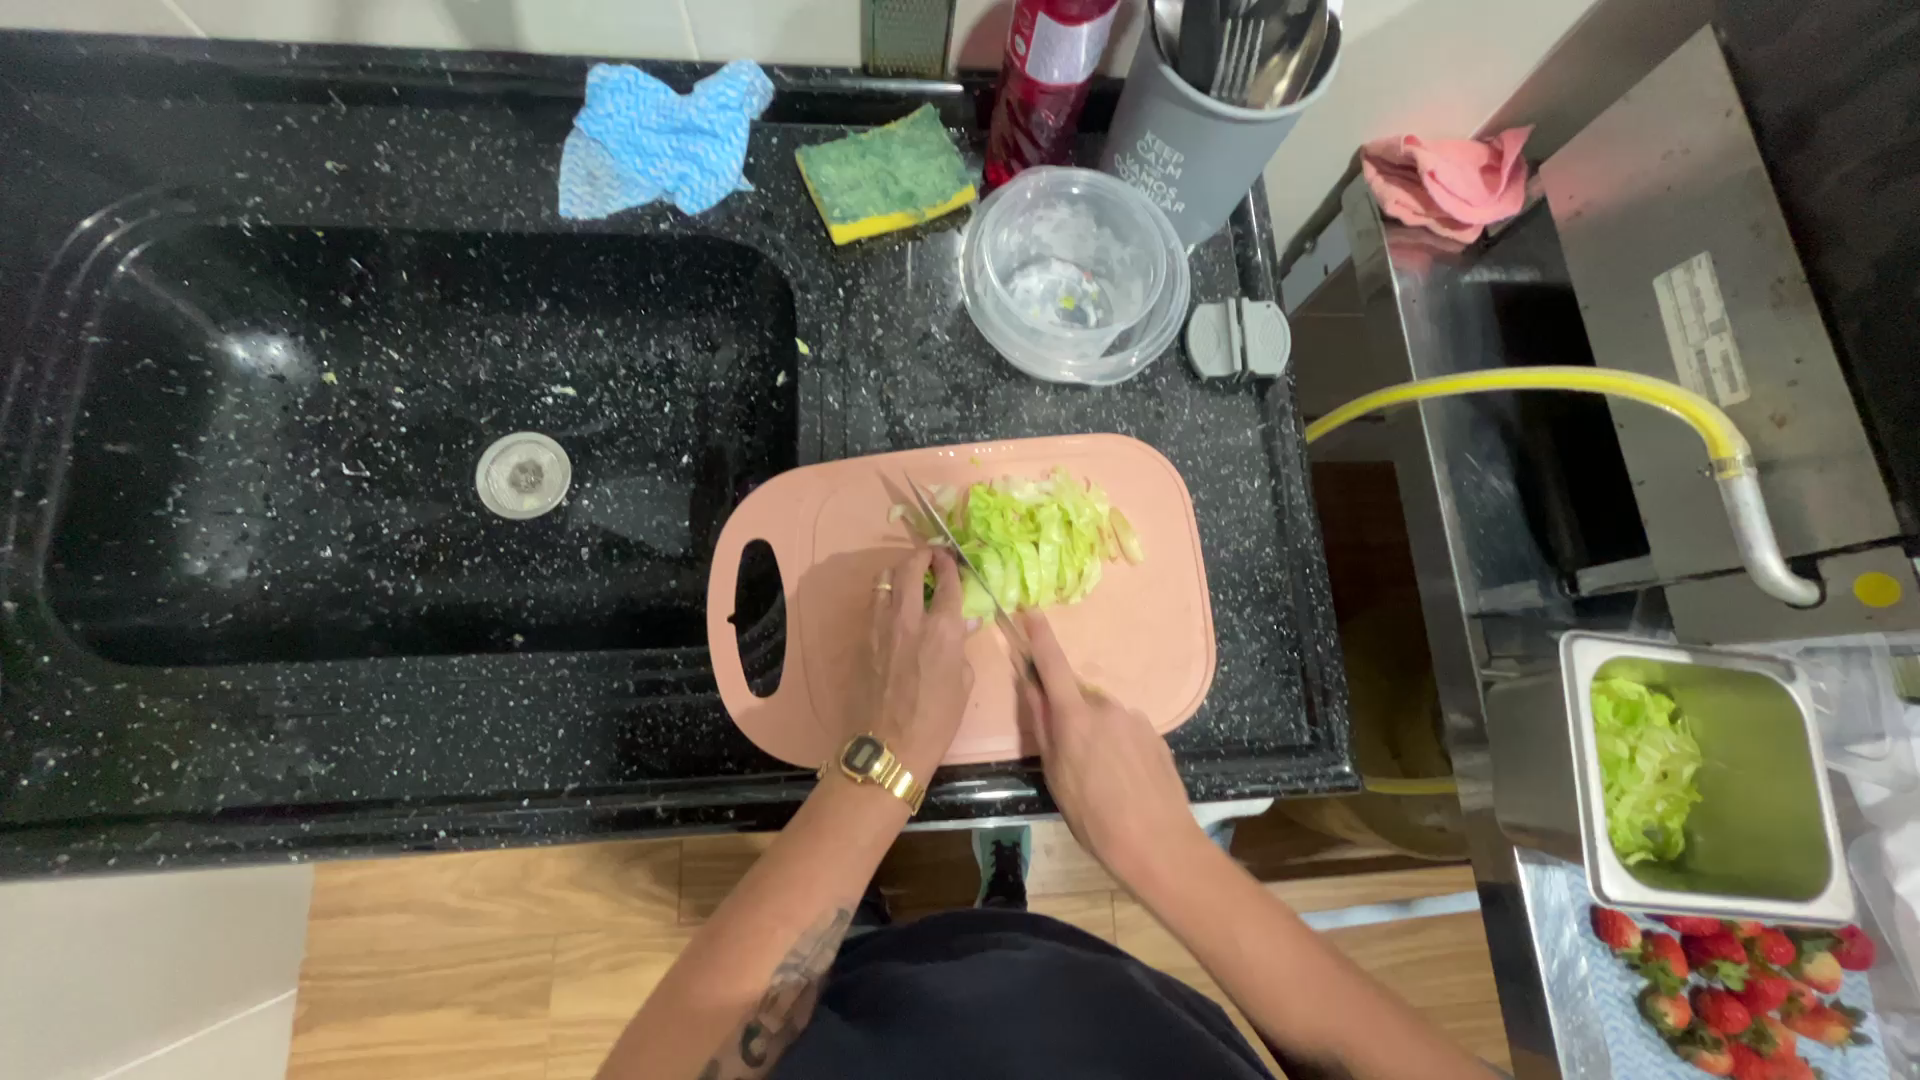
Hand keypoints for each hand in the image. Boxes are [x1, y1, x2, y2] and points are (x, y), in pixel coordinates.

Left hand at [859, 548, 973, 779]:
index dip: (950, 565)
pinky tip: (894, 605)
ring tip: (908, 576)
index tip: (951, 558)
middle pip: (910, 568)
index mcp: (942, 629)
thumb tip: (963, 624)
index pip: (947, 582)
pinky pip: (874, 604)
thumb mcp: (962, 682)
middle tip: (930, 556)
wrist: (889, 746)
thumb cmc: (937, 720)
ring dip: (898, 571)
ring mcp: (881, 626)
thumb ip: (960, 646)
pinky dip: (885, 595)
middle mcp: (910, 618)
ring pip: (884, 579)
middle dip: (922, 555)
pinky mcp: (863, 638)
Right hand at [1019, 611, 1206, 885]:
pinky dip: (1118, 749)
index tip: (1031, 610)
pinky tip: (1124, 782)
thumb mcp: (1054, 776)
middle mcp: (1107, 707)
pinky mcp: (1156, 736)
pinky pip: (1125, 732)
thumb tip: (1030, 686)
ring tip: (1102, 782)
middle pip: (1078, 700)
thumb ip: (1041, 726)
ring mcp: (1135, 720)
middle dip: (1070, 719)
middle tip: (1071, 763)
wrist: (1159, 845)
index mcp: (1075, 716)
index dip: (1039, 636)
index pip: (1053, 664)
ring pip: (1104, 719)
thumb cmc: (1094, 818)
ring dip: (1096, 737)